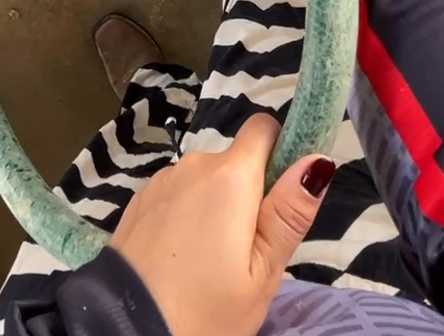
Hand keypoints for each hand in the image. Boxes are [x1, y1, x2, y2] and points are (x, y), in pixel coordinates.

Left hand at [109, 115, 335, 335]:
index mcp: (230, 175)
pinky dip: (187, 214)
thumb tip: (318, 159)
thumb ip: (290, 213)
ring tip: (210, 262)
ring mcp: (163, 178)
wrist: (125, 331)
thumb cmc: (205, 310)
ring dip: (216, 206)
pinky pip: (179, 193)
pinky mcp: (141, 197)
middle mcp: (195, 163)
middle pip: (236, 162)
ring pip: (207, 180)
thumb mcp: (263, 272)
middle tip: (246, 253)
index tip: (282, 195)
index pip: (263, 128)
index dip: (280, 150)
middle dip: (249, 195)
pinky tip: (180, 257)